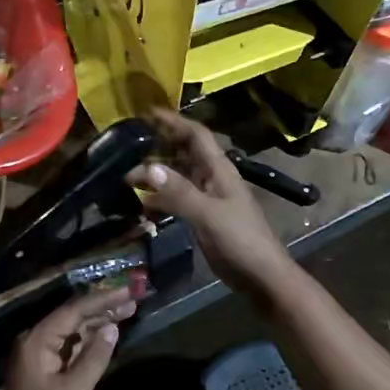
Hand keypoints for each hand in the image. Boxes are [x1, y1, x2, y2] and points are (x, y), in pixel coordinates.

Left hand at [0, 288, 136, 389]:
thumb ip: (95, 356)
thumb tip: (113, 328)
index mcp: (38, 340)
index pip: (74, 310)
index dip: (104, 299)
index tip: (128, 291)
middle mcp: (34, 338)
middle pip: (73, 315)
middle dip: (103, 307)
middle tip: (134, 300)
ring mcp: (37, 351)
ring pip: (72, 328)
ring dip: (98, 321)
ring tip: (128, 312)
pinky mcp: (41, 363)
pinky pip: (68, 342)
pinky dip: (89, 337)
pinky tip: (107, 333)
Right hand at [125, 108, 294, 297]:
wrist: (261, 277)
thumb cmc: (241, 241)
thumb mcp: (208, 214)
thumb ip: (179, 192)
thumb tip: (147, 167)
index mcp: (220, 170)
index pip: (196, 135)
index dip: (174, 121)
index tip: (148, 113)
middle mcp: (214, 179)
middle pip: (185, 153)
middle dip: (160, 146)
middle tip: (130, 144)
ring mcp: (210, 199)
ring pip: (180, 177)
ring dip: (157, 174)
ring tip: (128, 176)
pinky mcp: (205, 219)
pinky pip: (179, 200)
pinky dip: (161, 199)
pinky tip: (143, 206)